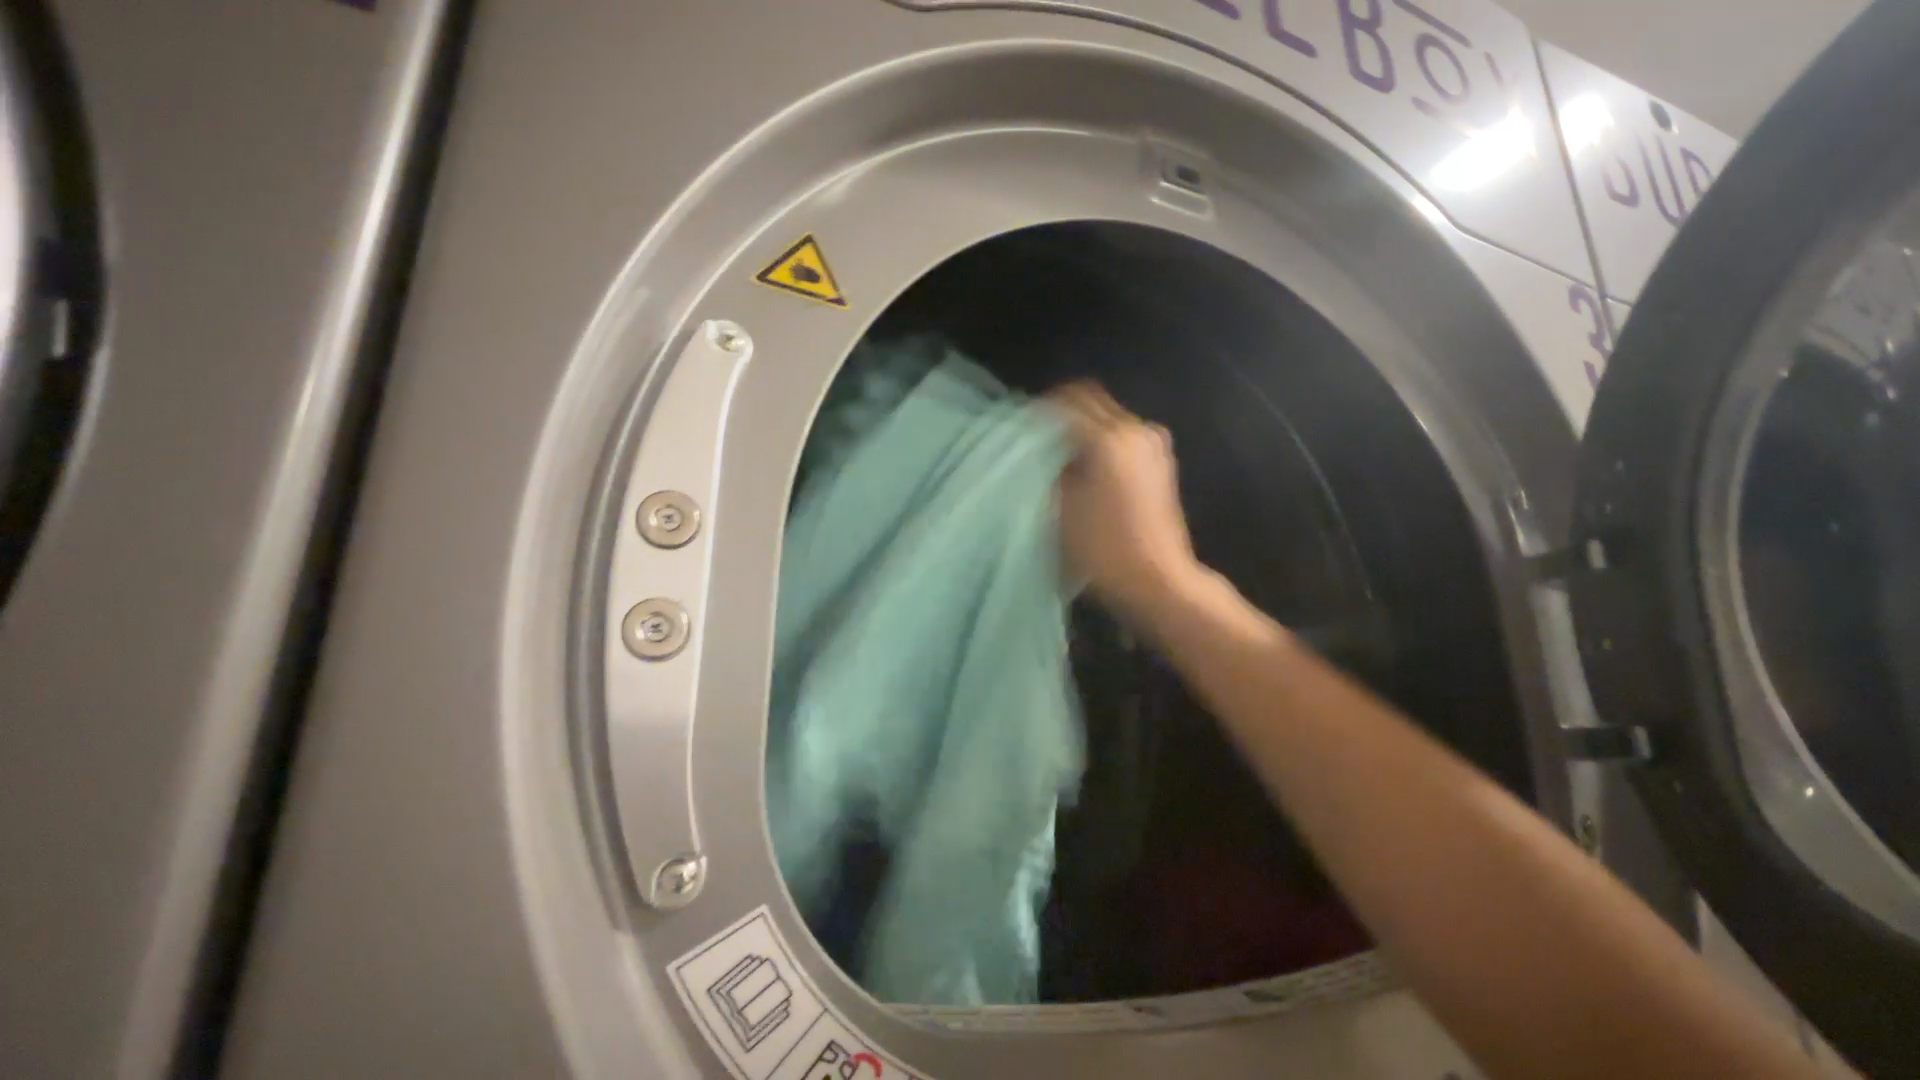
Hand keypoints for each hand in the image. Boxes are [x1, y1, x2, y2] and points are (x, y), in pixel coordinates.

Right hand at [1049, 381, 1206, 622]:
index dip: (1037, 412)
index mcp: (1108, 438)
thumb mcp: (1060, 507)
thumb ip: (1047, 465)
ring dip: (1083, 425)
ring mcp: (1153, 443)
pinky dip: (1102, 439)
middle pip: (1091, 399)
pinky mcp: (1161, 459)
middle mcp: (1135, 429)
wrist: (1158, 580)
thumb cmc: (1102, 548)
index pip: (1065, 401)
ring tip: (1060, 455)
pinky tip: (1087, 467)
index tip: (1018, 430)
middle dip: (1062, 412)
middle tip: (1036, 438)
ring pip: (1108, 414)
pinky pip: (1123, 433)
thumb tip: (1039, 446)